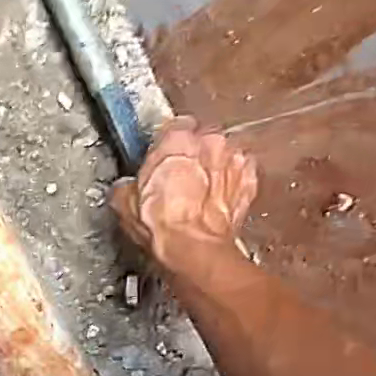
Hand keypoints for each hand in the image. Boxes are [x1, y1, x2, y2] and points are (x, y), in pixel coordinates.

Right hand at [110, 116, 256, 271]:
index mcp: (176, 139)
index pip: (173, 126)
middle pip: (201, 140)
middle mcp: (210, 142)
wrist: (194, 248)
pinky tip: (212, 203)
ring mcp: (234, 159)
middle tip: (174, 181)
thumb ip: (126, 186)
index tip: (158, 159)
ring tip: (194, 196)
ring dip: (210, 170)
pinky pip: (238, 175)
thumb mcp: (125, 204)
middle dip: (190, 156)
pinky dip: (227, 185)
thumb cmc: (162, 223)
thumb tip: (125, 188)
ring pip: (221, 156)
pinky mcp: (250, 181)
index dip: (165, 144)